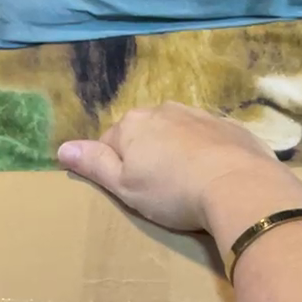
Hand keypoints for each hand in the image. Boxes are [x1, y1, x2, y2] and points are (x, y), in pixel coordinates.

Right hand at [57, 103, 301, 249]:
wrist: (238, 187)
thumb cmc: (172, 191)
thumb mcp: (125, 186)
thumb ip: (94, 164)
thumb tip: (63, 148)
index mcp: (133, 123)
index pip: (110, 142)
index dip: (116, 168)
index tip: (131, 191)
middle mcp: (164, 110)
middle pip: (145, 133)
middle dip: (148, 155)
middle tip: (159, 190)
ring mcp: (200, 115)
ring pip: (178, 132)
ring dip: (177, 151)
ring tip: (187, 183)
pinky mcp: (231, 127)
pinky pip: (209, 138)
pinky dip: (207, 152)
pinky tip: (214, 175)